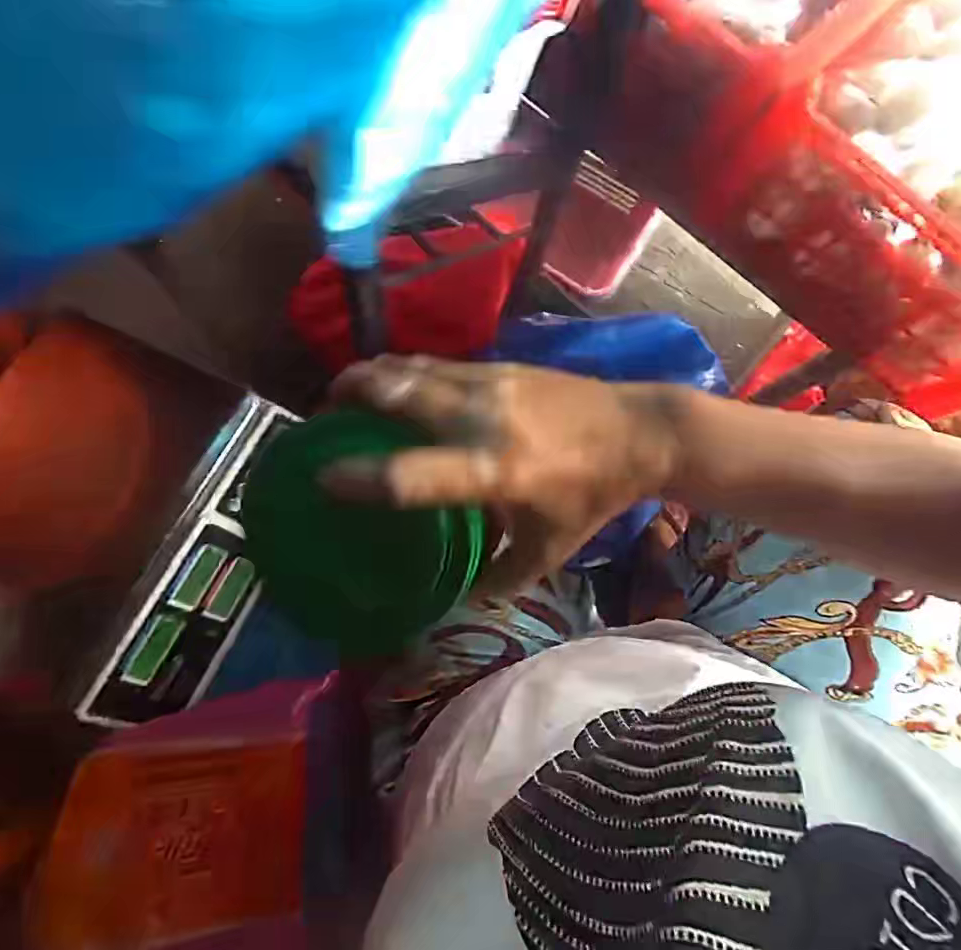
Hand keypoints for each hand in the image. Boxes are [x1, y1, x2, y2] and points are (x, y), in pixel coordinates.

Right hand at [322, 356, 683, 601]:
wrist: (640, 429)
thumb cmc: (594, 495)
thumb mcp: (548, 550)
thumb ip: (498, 578)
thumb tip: (459, 595)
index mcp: (495, 471)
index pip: (411, 474)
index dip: (357, 477)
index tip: (320, 477)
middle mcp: (483, 418)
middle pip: (396, 392)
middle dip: (349, 394)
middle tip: (323, 414)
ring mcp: (491, 383)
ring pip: (413, 368)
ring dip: (373, 376)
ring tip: (349, 393)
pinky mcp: (502, 365)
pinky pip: (439, 364)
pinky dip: (407, 371)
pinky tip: (400, 384)